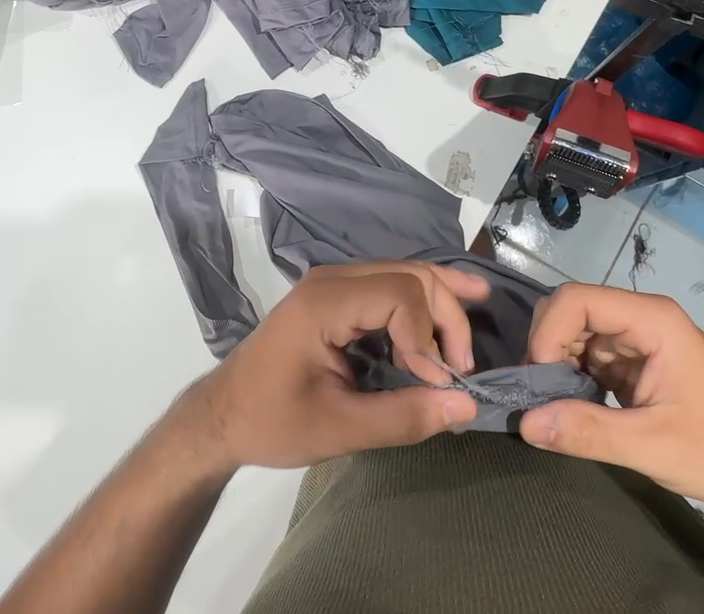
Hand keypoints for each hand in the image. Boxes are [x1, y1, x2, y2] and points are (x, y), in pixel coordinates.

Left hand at [177, 262, 486, 469]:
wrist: (222, 416)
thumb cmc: (271, 422)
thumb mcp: (338, 430)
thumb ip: (403, 417)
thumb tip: (466, 404)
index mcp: (323, 305)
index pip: (399, 294)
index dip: (428, 335)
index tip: (436, 381)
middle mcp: (331, 280)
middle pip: (408, 275)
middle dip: (444, 314)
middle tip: (461, 365)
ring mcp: (333, 283)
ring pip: (402, 272)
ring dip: (439, 299)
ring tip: (480, 306)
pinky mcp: (337, 295)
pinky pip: (389, 284)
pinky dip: (421, 299)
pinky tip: (448, 307)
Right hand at [517, 283, 703, 507]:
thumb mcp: (654, 447)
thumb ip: (589, 432)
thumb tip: (526, 422)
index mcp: (653, 321)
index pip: (578, 300)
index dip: (549, 334)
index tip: (539, 381)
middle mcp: (641, 319)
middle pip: (571, 310)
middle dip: (547, 348)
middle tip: (539, 396)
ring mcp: (636, 339)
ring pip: (573, 332)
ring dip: (555, 364)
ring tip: (551, 405)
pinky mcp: (632, 362)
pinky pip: (585, 355)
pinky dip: (568, 376)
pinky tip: (569, 407)